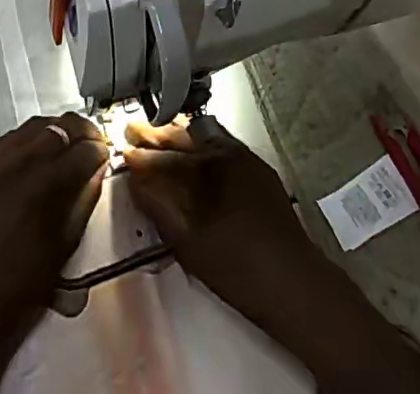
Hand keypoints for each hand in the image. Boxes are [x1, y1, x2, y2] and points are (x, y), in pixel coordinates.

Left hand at [0, 112, 106, 390]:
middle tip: (92, 142)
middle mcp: (15, 165)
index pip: (82, 149)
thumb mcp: (67, 241)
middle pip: (58, 127)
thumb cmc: (23, 283)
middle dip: (81, 132)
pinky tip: (35, 154)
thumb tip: (96, 169)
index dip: (99, 149)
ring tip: (66, 145)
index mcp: (42, 186)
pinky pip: (6, 140)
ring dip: (54, 132)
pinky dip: (26, 142)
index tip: (105, 152)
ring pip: (31, 127)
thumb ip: (85, 196)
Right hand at [121, 113, 317, 315]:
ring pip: (204, 134)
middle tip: (133, 132)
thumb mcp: (188, 244)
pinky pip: (222, 142)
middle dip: (156, 134)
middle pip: (184, 135)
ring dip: (178, 134)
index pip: (165, 155)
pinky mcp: (259, 170)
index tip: (123, 152)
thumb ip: (159, 208)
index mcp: (209, 170)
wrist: (297, 287)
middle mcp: (228, 155)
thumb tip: (136, 183)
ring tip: (158, 135)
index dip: (141, 154)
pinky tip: (193, 151)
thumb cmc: (239, 269)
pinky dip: (201, 140)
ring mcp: (247, 160)